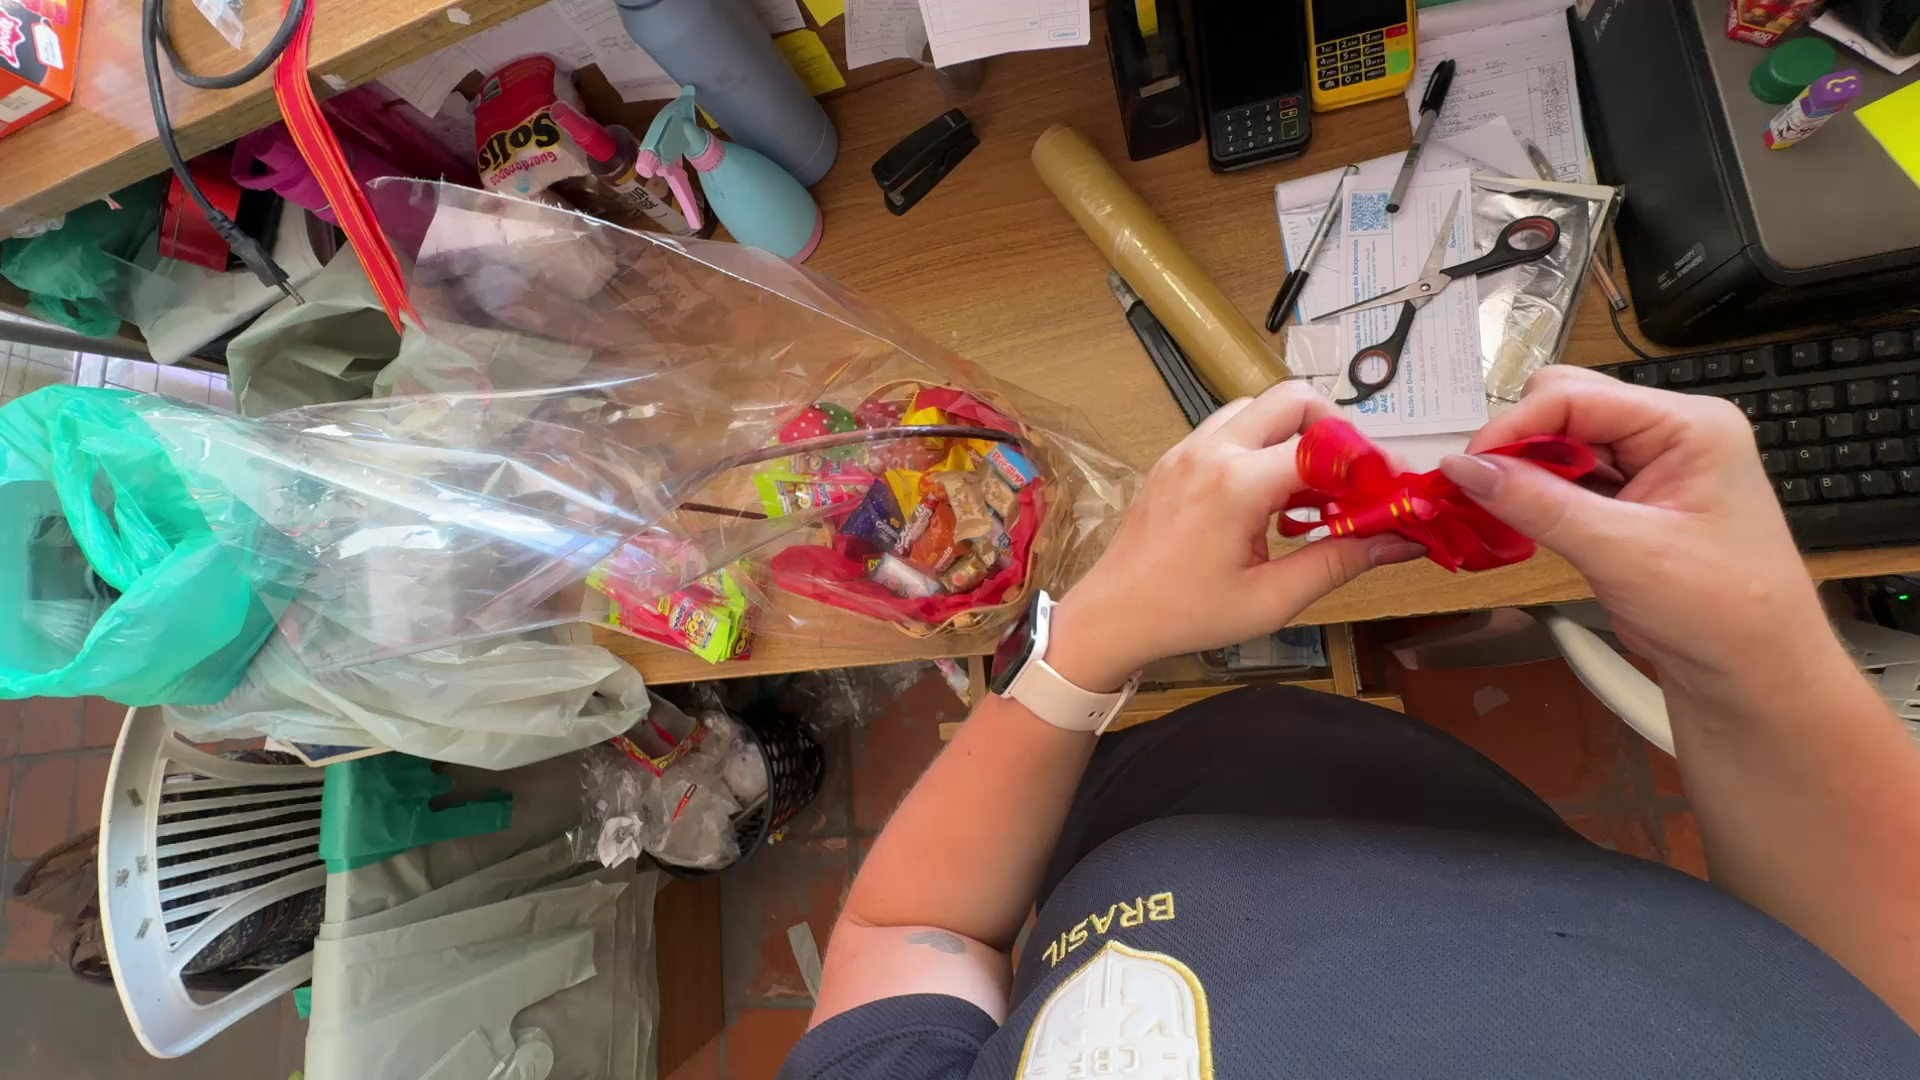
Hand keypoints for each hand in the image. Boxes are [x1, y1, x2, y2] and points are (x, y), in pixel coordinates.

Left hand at [1046, 382, 1424, 691]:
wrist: (1112, 616)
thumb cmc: (1184, 613)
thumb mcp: (1272, 598)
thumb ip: (1341, 561)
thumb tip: (1401, 540)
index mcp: (1236, 482)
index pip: (1324, 447)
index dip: (1368, 466)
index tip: (1388, 491)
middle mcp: (1209, 452)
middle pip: (1290, 399)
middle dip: (1332, 429)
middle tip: (1348, 478)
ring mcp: (1184, 451)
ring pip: (1254, 408)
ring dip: (1290, 434)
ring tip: (1306, 490)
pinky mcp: (1171, 461)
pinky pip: (1224, 430)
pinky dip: (1255, 446)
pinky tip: (1264, 497)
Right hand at [1439, 365, 1837, 687]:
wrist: (1748, 666)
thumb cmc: (1715, 607)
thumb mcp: (1618, 550)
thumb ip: (1534, 503)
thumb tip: (1458, 468)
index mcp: (1687, 426)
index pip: (1573, 396)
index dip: (1512, 426)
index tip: (1466, 470)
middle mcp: (1665, 431)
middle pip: (1561, 403)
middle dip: (1515, 442)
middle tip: (1486, 489)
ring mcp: (1643, 461)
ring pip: (1553, 437)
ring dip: (1518, 468)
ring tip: (1499, 507)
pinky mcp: (1621, 491)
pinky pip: (1557, 471)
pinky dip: (1527, 490)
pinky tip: (1518, 516)